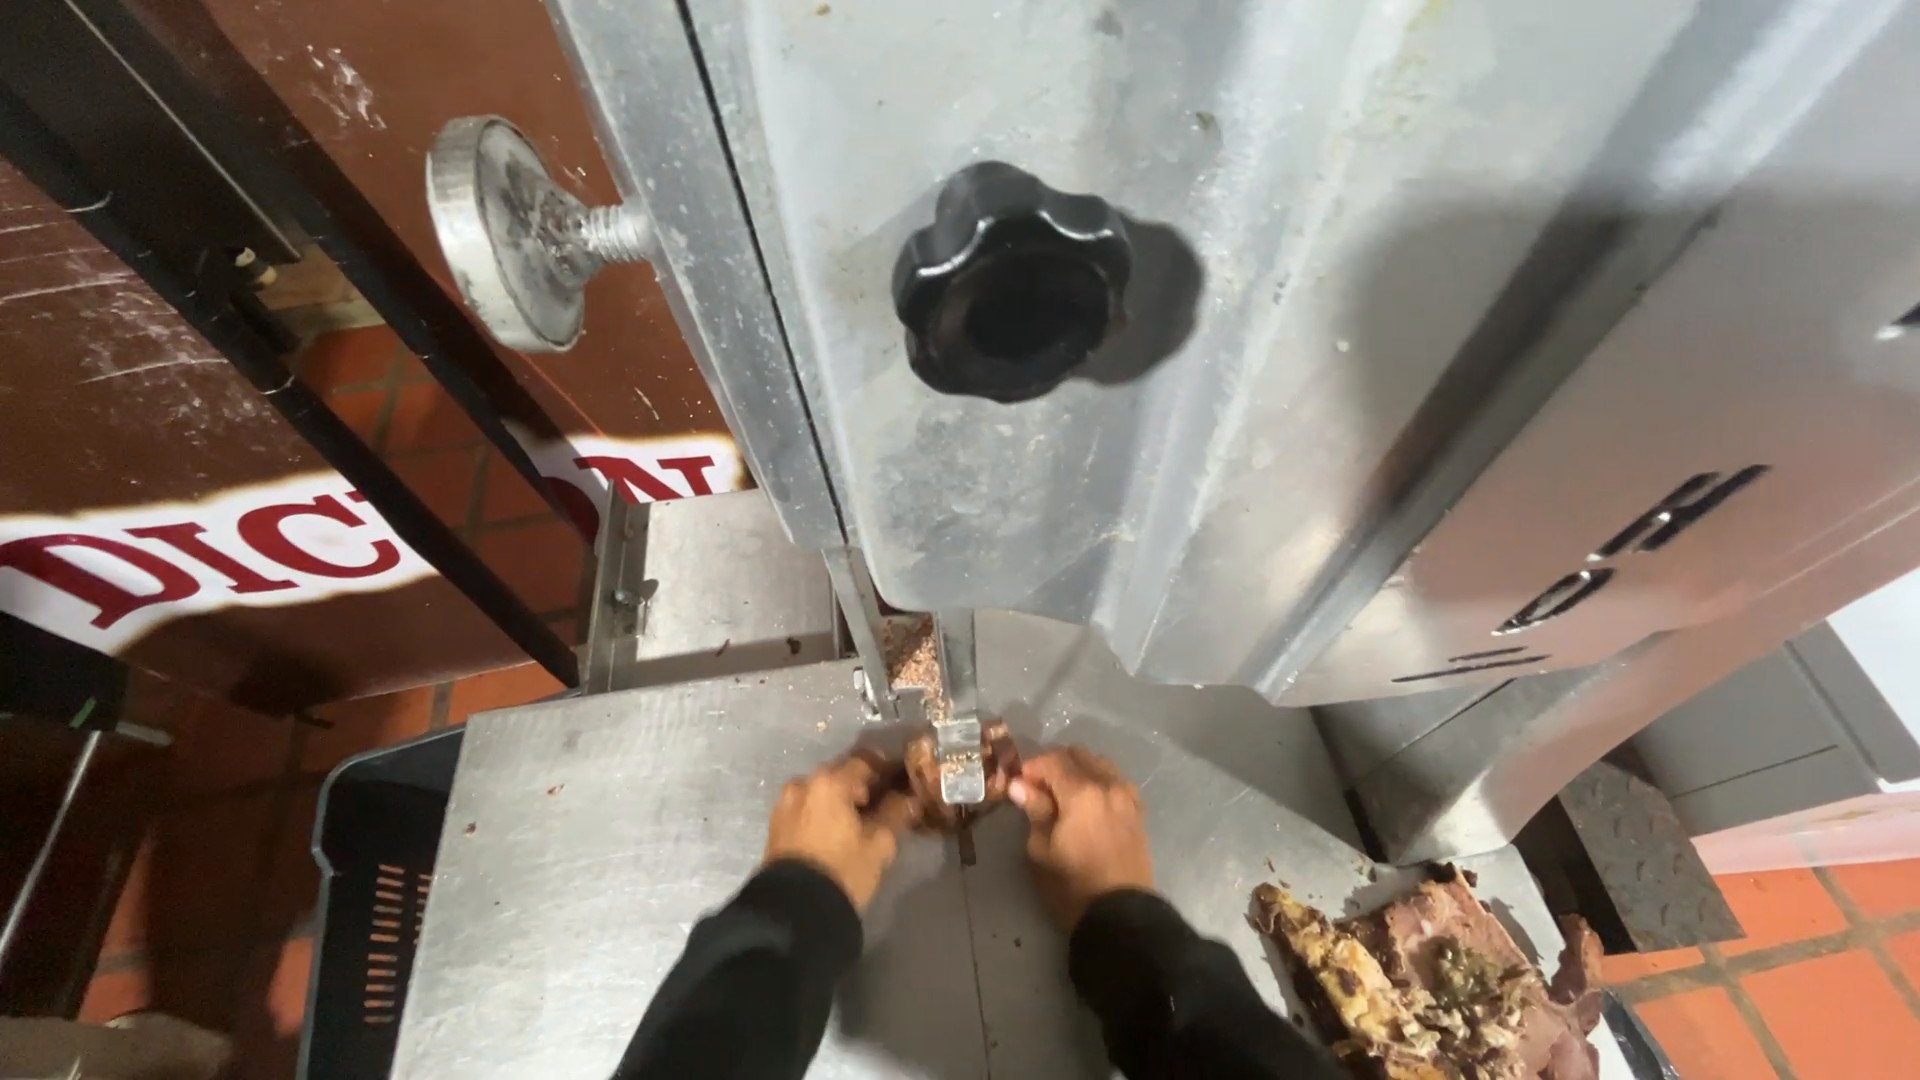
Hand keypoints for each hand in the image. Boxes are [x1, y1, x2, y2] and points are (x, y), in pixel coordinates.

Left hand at [763, 755, 919, 911]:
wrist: (792, 913)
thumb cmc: (842, 872)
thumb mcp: (879, 844)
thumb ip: (897, 812)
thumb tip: (909, 797)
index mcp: (830, 782)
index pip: (866, 761)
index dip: (887, 768)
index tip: (903, 780)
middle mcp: (804, 783)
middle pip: (842, 773)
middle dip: (864, 784)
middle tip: (886, 802)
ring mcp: (786, 803)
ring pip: (823, 790)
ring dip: (843, 798)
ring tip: (861, 820)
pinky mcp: (777, 824)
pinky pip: (808, 806)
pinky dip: (825, 811)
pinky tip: (838, 830)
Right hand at [1008, 746, 1153, 929]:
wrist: (1122, 917)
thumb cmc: (1073, 886)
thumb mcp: (1042, 850)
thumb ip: (1035, 810)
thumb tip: (1019, 785)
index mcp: (1082, 792)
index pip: (1053, 760)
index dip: (1031, 767)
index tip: (1017, 783)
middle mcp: (1109, 785)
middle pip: (1078, 755)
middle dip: (1054, 764)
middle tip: (1036, 787)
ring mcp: (1127, 796)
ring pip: (1099, 764)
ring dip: (1078, 769)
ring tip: (1061, 794)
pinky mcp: (1138, 811)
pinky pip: (1115, 780)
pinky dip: (1098, 781)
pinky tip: (1086, 803)